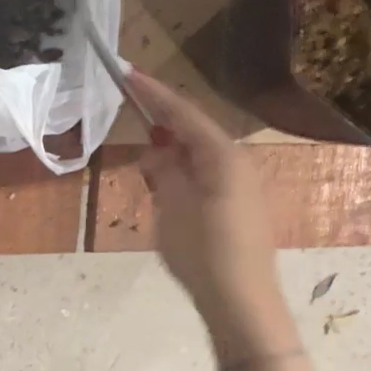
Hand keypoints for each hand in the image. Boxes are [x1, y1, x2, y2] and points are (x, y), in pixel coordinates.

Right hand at [130, 71, 286, 347]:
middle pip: (194, 132)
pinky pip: (204, 176)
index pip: (184, 115)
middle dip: (162, 124)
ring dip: (169, 153)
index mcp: (222, 157)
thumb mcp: (172, 209)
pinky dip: (180, 172)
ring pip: (198, 156)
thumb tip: (156, 149)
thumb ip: (163, 173)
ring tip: (142, 159)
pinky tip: (163, 186)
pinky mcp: (237, 206)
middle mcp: (237, 163)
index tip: (130, 73)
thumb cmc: (204, 253)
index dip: (156, 94)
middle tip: (131, 113)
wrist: (240, 298)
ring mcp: (240, 186)